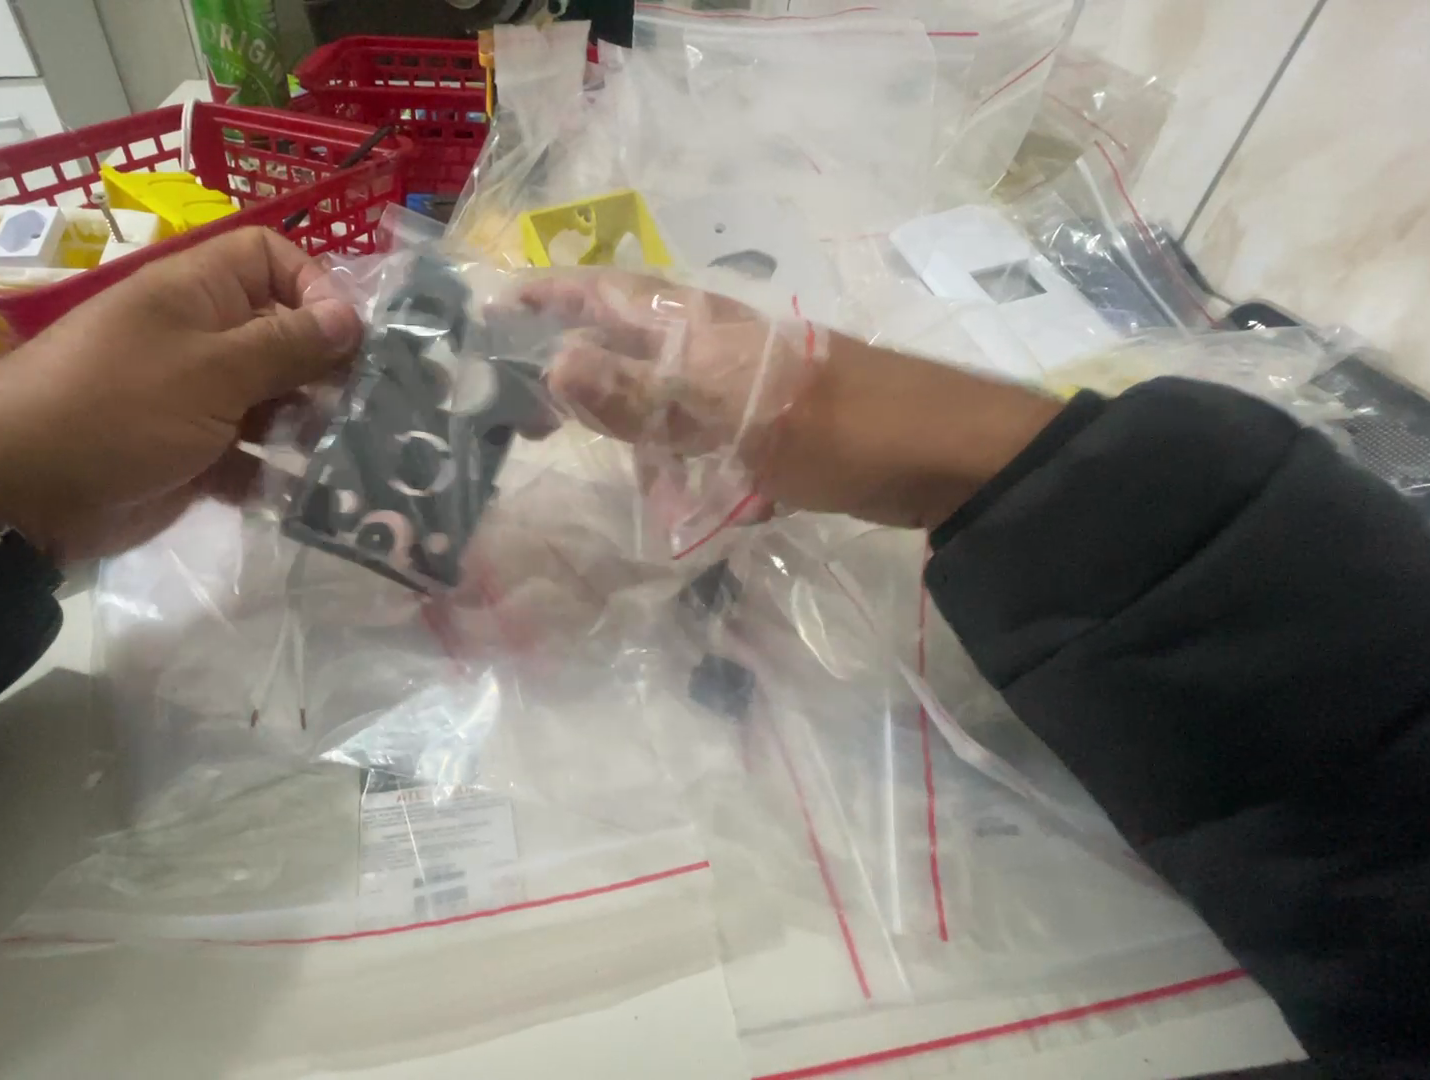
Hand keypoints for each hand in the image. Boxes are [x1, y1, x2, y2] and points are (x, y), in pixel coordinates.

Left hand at [0, 228, 362, 560]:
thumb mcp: (211, 370)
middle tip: (356, 407)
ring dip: (305, 426)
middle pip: (284, 334)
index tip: (346, 339)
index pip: (270, 257)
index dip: (313, 285)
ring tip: (330, 453)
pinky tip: (290, 490)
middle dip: (322, 369)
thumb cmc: (119, 410)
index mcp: (198, 294)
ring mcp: (200, 397)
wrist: (26, 494)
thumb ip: (285, 344)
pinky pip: (253, 453)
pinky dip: (272, 471)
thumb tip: (350, 318)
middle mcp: (203, 338)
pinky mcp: (199, 451)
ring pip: (276, 399)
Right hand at [519, 271, 1063, 529]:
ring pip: (657, 405)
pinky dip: (689, 473)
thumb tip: (553, 363)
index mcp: (692, 326)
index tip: (487, 319)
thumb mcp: (728, 411)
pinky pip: (700, 445)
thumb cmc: (834, 428)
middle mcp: (707, 345)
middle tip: (527, 423)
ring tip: (629, 490)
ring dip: (635, 443)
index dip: (542, 298)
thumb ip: (640, 391)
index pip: (597, 294)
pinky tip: (697, 507)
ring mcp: (735, 386)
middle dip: (571, 380)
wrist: (941, 461)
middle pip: (617, 348)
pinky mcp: (760, 425)